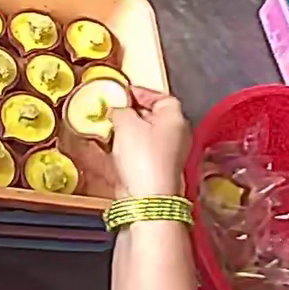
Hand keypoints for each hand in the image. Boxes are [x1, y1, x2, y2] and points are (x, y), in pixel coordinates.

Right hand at [68, 87, 190, 197]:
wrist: (146, 196)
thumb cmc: (143, 158)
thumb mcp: (125, 124)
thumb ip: (120, 110)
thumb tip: (117, 110)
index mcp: (175, 118)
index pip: (160, 96)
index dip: (141, 93)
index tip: (125, 93)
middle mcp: (177, 135)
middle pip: (154, 116)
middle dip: (134, 112)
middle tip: (115, 111)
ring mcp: (168, 154)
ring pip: (147, 135)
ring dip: (130, 132)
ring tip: (111, 130)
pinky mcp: (156, 170)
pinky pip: (142, 152)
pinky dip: (129, 148)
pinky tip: (115, 150)